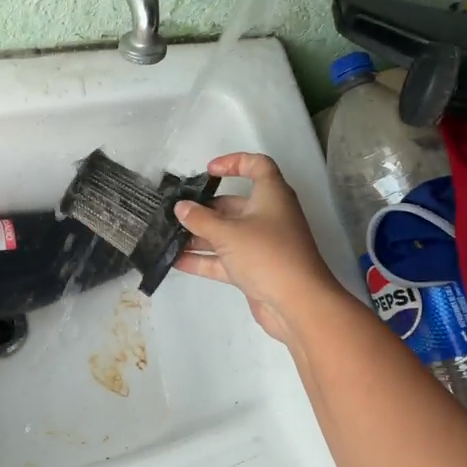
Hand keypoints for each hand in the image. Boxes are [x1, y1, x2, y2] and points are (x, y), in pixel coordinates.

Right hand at [174, 152, 345, 341]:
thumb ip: (200, 219)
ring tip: (168, 237)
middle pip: (234, 204)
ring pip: (226, 234)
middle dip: (205, 208)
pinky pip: (225, 259)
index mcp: (272, 195)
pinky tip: (175, 261)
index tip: (208, 171)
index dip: (234, 162)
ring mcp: (261, 245)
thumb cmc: (267, 255)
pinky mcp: (254, 270)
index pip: (257, 166)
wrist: (298, 304)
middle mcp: (268, 216)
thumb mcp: (228, 233)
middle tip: (176, 212)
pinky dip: (203, 259)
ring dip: (199, 236)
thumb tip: (181, 207)